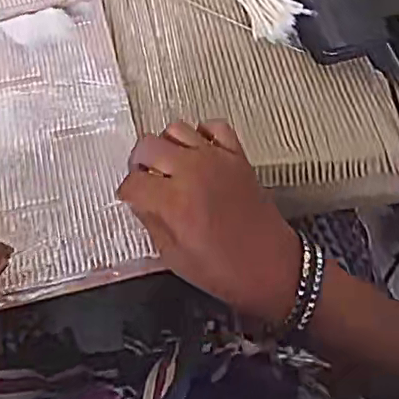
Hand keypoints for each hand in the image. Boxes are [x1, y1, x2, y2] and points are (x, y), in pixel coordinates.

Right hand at [117, 120, 302, 322]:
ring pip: (175, 129)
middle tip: (144, 179)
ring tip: (169, 165)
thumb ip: (151, 222)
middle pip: (147, 145)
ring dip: (166, 146)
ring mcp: (216, 159)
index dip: (126, 191)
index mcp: (174, 202)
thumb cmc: (224, 271)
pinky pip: (213, 127)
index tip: (130, 198)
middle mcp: (193, 172)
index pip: (133, 181)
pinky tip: (198, 153)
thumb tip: (138, 201)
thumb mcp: (174, 257)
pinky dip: (201, 134)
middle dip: (138, 163)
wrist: (272, 268)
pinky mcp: (237, 156)